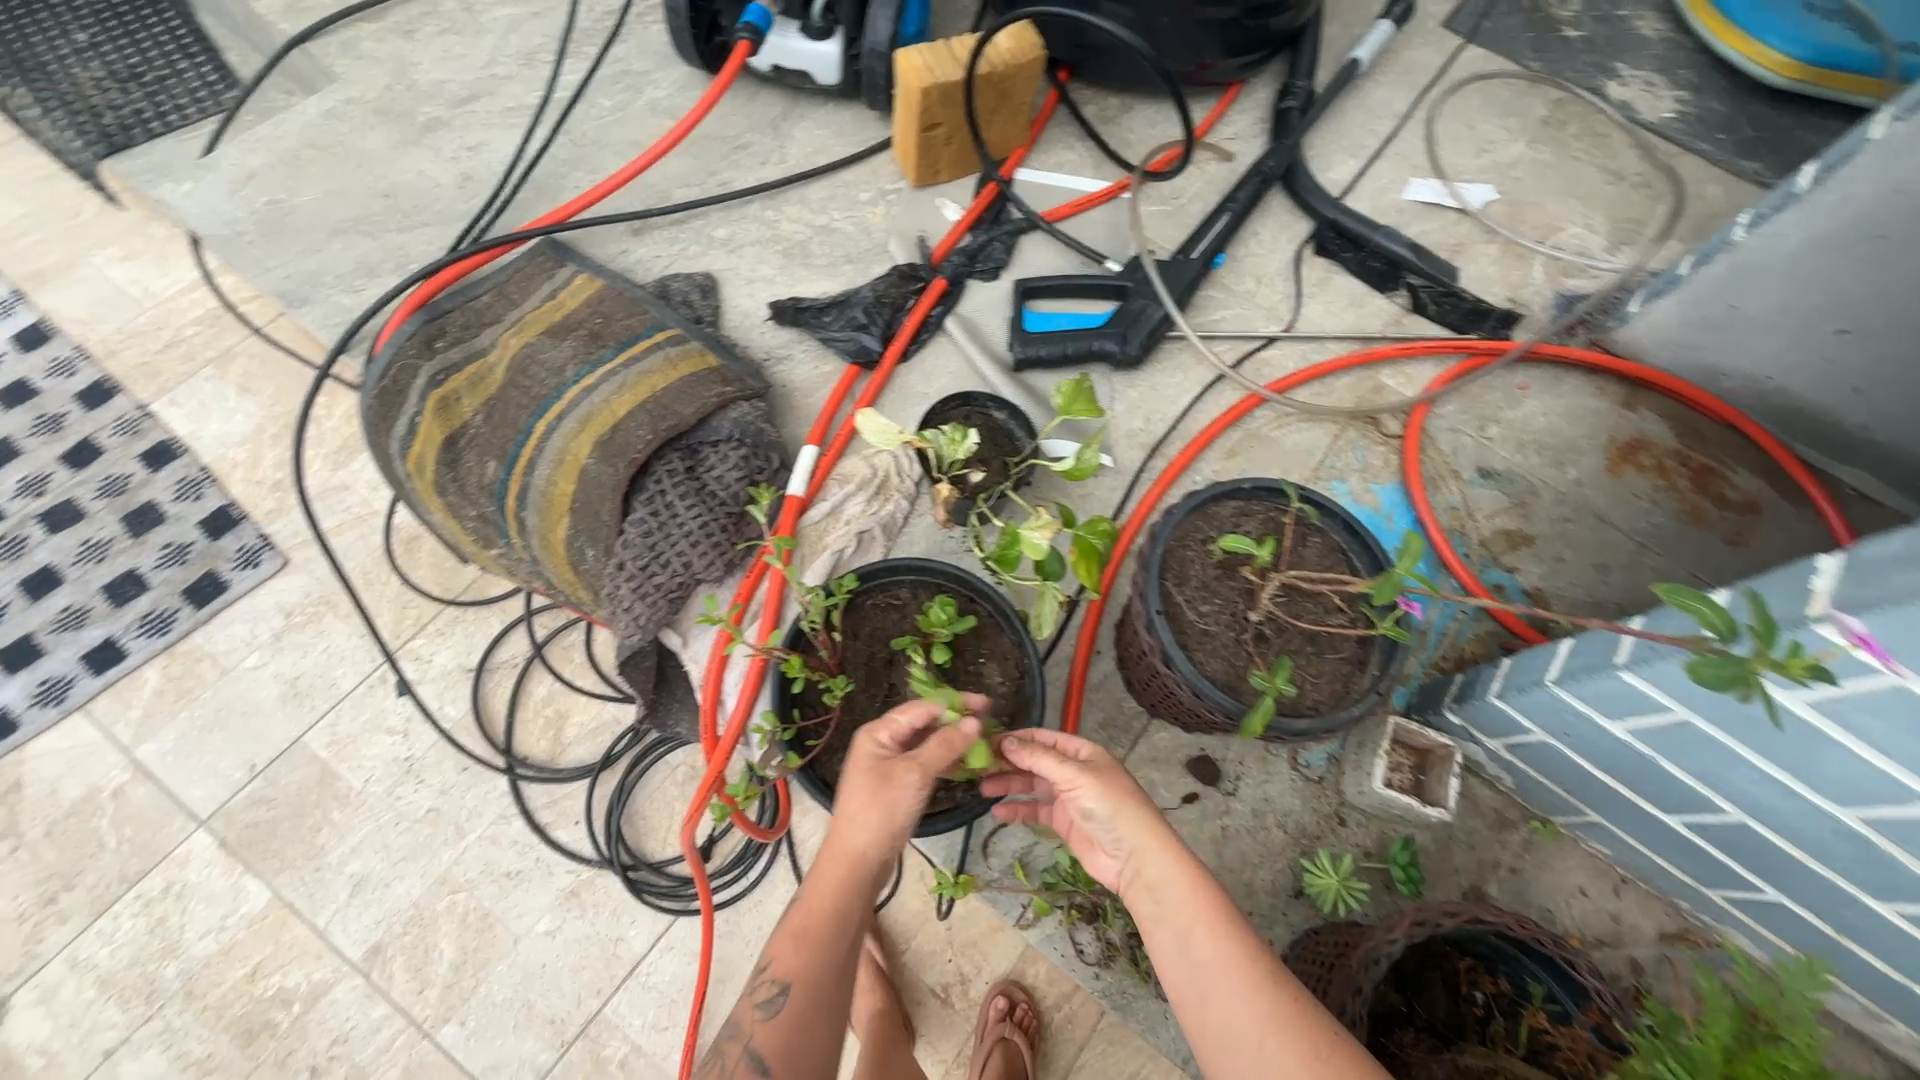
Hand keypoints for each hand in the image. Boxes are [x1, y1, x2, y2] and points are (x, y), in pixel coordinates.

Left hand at [824, 695, 988, 860]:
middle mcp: (882, 742)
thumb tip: (974, 721)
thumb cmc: (882, 811)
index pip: (922, 707)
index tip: (987, 704)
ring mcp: (889, 764)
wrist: (858, 862)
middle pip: (924, 723)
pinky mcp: (896, 785)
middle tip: (989, 724)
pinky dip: (944, 763)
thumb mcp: (915, 773)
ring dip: (952, 743)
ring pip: (926, 745)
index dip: (955, 703)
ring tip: (983, 745)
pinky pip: (924, 764)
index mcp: (879, 731)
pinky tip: (966, 766)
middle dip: (955, 722)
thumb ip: (945, 744)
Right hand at [980, 729, 1181, 897]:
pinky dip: (1017, 811)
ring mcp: (1068, 797)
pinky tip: (998, 813)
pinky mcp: (1064, 822)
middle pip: (1035, 762)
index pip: (1043, 738)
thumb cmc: (1109, 806)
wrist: (1135, 857)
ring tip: (982, 789)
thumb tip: (1006, 741)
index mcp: (1081, 752)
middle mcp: (1074, 771)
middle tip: (978, 767)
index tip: (987, 742)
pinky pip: (1035, 811)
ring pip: (1032, 786)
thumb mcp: (1075, 775)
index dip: (1016, 739)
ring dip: (1009, 786)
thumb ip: (1039, 758)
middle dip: (1008, 763)